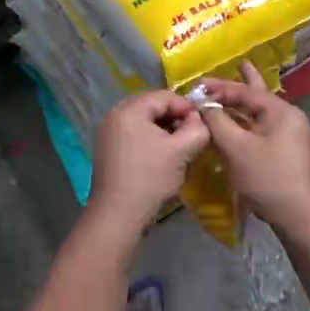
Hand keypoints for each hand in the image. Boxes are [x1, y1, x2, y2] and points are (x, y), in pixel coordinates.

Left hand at [89, 91, 210, 227]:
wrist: (118, 214)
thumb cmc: (151, 177)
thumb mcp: (182, 150)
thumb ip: (197, 128)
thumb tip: (199, 119)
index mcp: (129, 110)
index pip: (164, 96)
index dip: (186, 106)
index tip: (202, 122)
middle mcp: (114, 116)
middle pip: (151, 105)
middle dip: (174, 116)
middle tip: (192, 132)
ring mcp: (107, 134)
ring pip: (142, 120)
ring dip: (163, 128)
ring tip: (180, 144)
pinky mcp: (107, 150)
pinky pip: (133, 134)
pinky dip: (150, 138)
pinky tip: (162, 155)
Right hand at [195, 64, 309, 230]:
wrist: (296, 213)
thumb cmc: (266, 176)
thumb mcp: (236, 148)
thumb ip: (217, 122)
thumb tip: (204, 105)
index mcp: (281, 111)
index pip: (246, 91)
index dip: (220, 88)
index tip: (197, 86)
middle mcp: (289, 117)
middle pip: (259, 96)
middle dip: (243, 84)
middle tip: (237, 64)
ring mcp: (289, 134)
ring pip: (260, 114)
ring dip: (242, 106)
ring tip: (232, 90)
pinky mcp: (285, 150)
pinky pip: (262, 128)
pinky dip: (247, 123)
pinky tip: (235, 122)